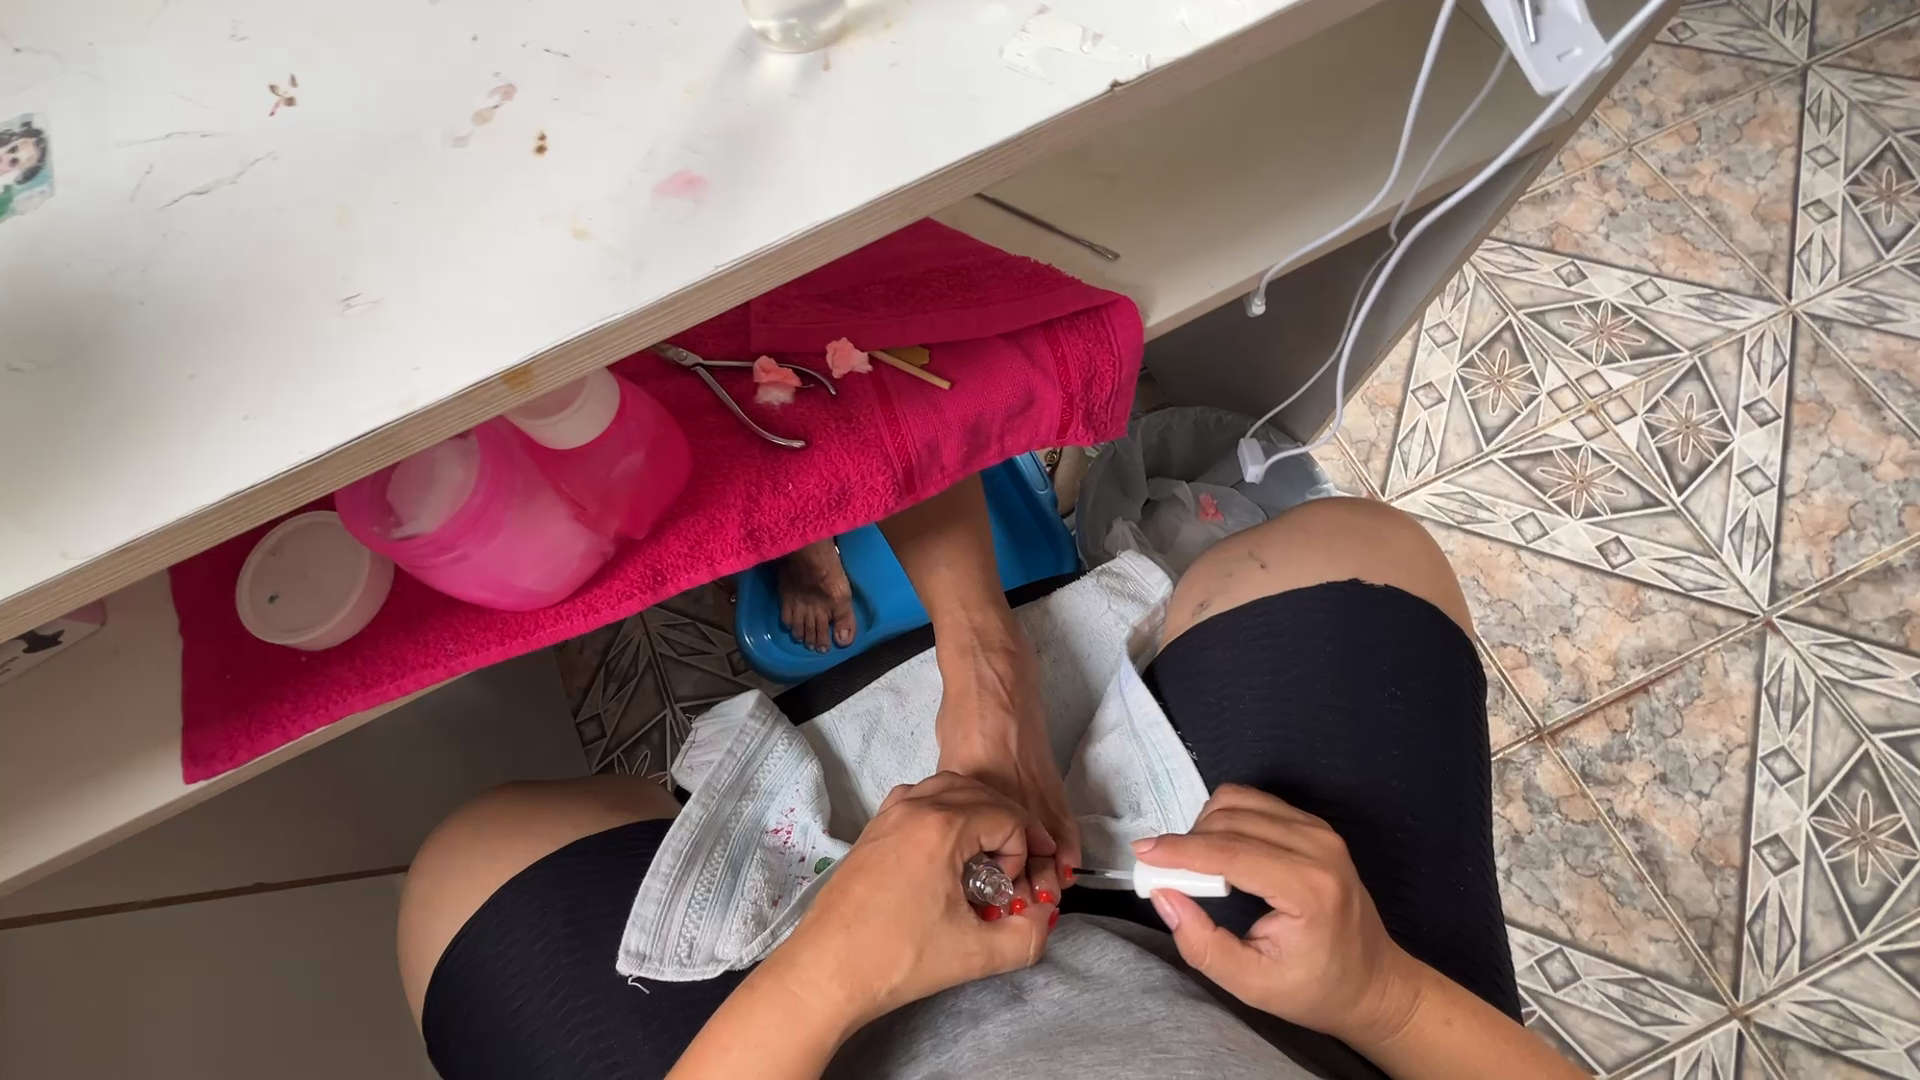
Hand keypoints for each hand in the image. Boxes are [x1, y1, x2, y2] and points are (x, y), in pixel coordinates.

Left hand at [766, 772, 1058, 1029]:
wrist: (825, 971)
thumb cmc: (898, 959)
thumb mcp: (975, 954)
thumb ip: (1026, 936)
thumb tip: (1045, 917)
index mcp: (943, 827)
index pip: (1008, 817)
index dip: (1024, 851)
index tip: (1014, 889)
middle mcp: (916, 806)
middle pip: (981, 793)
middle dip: (1007, 826)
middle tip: (1012, 867)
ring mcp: (890, 812)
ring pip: (949, 786)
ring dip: (977, 811)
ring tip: (985, 852)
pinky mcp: (874, 826)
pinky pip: (920, 796)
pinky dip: (944, 808)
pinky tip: (945, 846)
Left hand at [933, 625, 1080, 896]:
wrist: (992, 683)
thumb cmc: (963, 721)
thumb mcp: (949, 767)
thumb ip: (956, 803)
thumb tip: (961, 836)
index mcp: (974, 803)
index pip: (988, 855)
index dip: (994, 882)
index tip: (992, 902)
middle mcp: (1007, 805)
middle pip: (1018, 858)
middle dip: (1022, 887)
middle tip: (1022, 911)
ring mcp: (1033, 794)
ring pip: (1042, 845)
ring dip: (1045, 873)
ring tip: (1044, 898)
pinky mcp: (1051, 782)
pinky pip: (1062, 822)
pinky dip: (1064, 846)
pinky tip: (1066, 868)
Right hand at [1134, 784, 1426, 1049]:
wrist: (1376, 984)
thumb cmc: (1316, 989)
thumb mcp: (1253, 985)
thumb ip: (1202, 944)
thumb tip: (1163, 895)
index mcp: (1309, 888)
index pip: (1230, 852)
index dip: (1180, 850)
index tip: (1142, 853)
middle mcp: (1317, 846)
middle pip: (1228, 820)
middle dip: (1187, 842)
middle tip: (1169, 873)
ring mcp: (1318, 829)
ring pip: (1236, 800)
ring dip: (1204, 826)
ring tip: (1200, 864)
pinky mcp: (1313, 823)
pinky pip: (1252, 800)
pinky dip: (1224, 817)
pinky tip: (1222, 849)